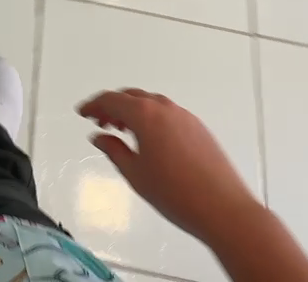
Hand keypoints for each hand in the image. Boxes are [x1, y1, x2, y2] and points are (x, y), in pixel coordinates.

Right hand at [77, 88, 261, 244]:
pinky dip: (152, 117)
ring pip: (151, 103)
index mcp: (145, 115)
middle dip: (112, 106)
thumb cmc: (176, 194)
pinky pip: (167, 113)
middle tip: (100, 121)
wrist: (225, 211)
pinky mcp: (199, 127)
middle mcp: (164, 108)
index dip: (93, 105)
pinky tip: (150, 139)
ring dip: (133, 111)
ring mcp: (184, 116)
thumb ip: (114, 150)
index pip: (111, 100)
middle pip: (131, 97)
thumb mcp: (135, 174)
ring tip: (123, 130)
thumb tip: (100, 137)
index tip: (82, 113)